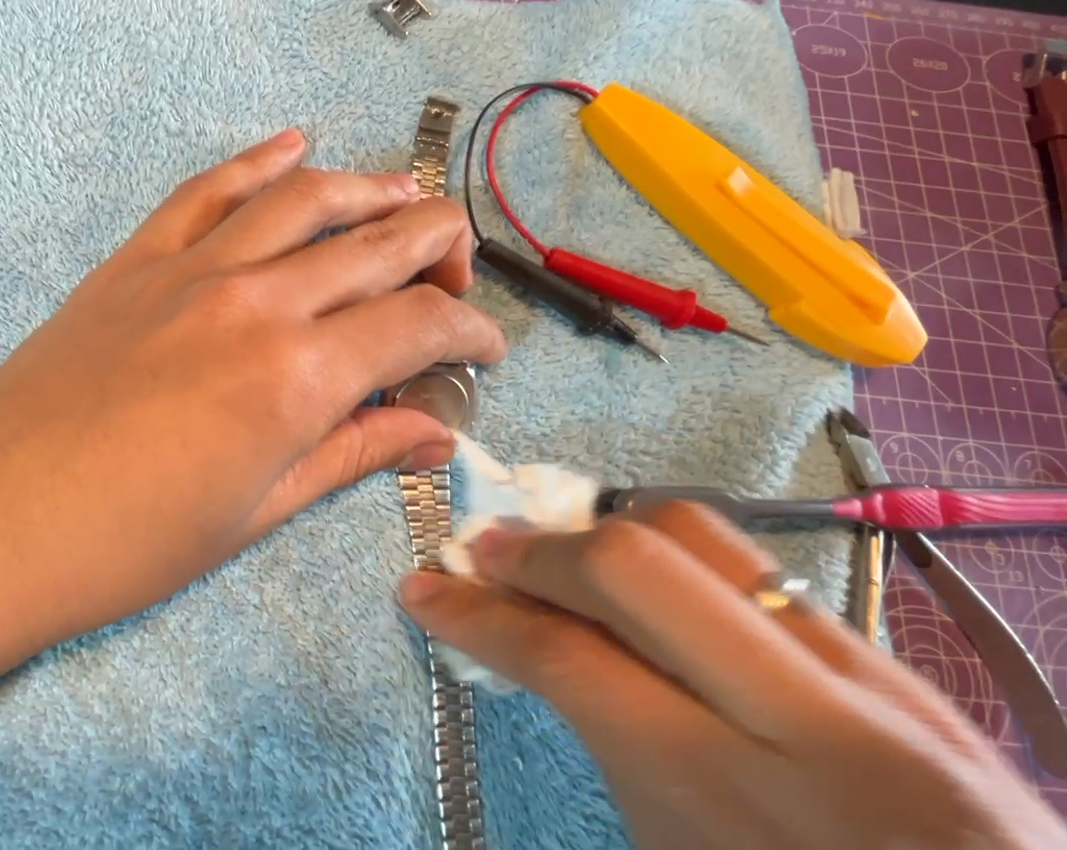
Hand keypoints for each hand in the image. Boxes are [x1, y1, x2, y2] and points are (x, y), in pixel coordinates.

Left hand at [0, 129, 506, 683]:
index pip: (419, 324)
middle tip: (456, 273)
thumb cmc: (127, 543)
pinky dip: (258, 161)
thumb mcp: (254, 514)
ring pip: (303, 198)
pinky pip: (208, 190)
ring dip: (368, 189)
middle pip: (378, 241)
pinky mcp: (135, 259)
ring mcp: (190, 268)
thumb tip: (434, 432)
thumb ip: (350, 455)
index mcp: (299, 376)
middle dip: (439, 248)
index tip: (483, 351)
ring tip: (402, 201)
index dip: (469, 333)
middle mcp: (257, 299)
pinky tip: (293, 146)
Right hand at [399, 501, 1066, 849]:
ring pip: (706, 539)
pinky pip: (758, 572)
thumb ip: (604, 742)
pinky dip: (677, 564)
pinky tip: (648, 591)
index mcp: (730, 795)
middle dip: (537, 548)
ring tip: (559, 556)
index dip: (475, 614)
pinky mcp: (906, 665)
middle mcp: (814, 721)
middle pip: (637, 567)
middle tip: (486, 553)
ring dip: (606, 532)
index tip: (422, 592)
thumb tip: (523, 635)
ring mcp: (874, 680)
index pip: (566, 655)